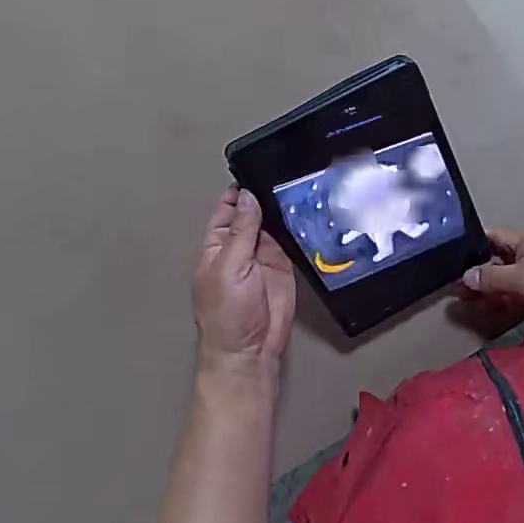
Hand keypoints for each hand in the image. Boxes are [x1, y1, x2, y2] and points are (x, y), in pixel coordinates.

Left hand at [195, 187, 295, 379]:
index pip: (228, 208)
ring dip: (283, 210)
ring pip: (274, 222)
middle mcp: (240, 246)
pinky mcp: (284, 265)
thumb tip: (248, 197)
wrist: (250, 352)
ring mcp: (263, 255)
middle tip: (283, 175)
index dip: (240, 190)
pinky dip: (298, 228)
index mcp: (217, 244)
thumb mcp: (230, 267)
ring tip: (298, 189)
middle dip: (265, 196)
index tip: (255, 170)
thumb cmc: (226, 317)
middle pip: (254, 211)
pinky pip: (291, 239)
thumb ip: (242, 231)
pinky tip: (306, 214)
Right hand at [461, 228, 523, 331]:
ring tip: (466, 302)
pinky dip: (503, 302)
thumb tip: (464, 276)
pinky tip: (490, 311)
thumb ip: (491, 278)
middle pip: (495, 260)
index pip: (489, 237)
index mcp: (523, 242)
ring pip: (505, 280)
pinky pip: (516, 296)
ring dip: (488, 290)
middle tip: (455, 290)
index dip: (470, 247)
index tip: (450, 262)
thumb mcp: (522, 280)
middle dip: (476, 273)